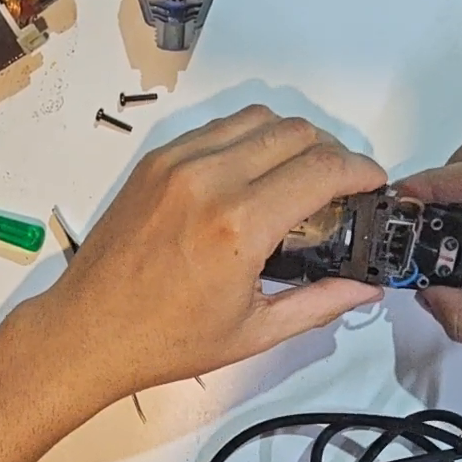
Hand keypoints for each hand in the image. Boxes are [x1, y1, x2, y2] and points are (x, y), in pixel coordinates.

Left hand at [29, 106, 386, 398]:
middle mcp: (209, 179)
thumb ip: (319, 304)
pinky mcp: (154, 162)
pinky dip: (248, 139)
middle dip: (332, 152)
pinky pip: (217, 128)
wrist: (88, 332)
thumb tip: (365, 289)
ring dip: (291, 139)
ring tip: (299, 176)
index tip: (373, 183)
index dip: (360, 170)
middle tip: (339, 186)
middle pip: (296, 132)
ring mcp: (176, 164)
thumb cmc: (165, 342)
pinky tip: (252, 174)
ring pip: (257, 118)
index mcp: (239, 225)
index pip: (322, 168)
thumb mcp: (253, 332)